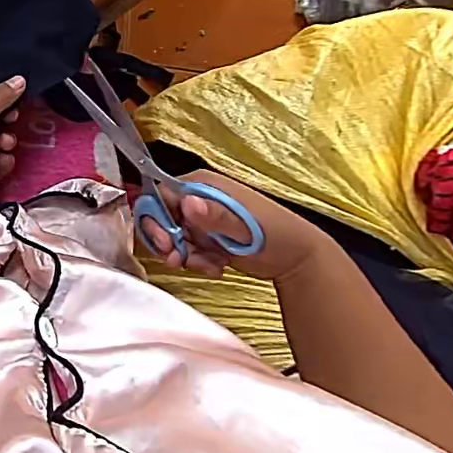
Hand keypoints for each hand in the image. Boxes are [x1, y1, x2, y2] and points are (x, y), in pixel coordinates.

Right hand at [140, 170, 332, 282]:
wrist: (296, 258)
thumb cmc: (275, 233)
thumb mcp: (244, 224)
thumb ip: (214, 215)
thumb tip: (187, 203)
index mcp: (204, 185)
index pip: (161, 194)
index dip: (156, 218)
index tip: (166, 242)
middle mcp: (198, 199)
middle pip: (162, 217)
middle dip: (167, 241)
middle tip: (178, 259)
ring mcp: (202, 219)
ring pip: (173, 237)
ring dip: (185, 256)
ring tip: (210, 265)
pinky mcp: (207, 238)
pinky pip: (187, 250)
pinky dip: (196, 262)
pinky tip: (217, 267)